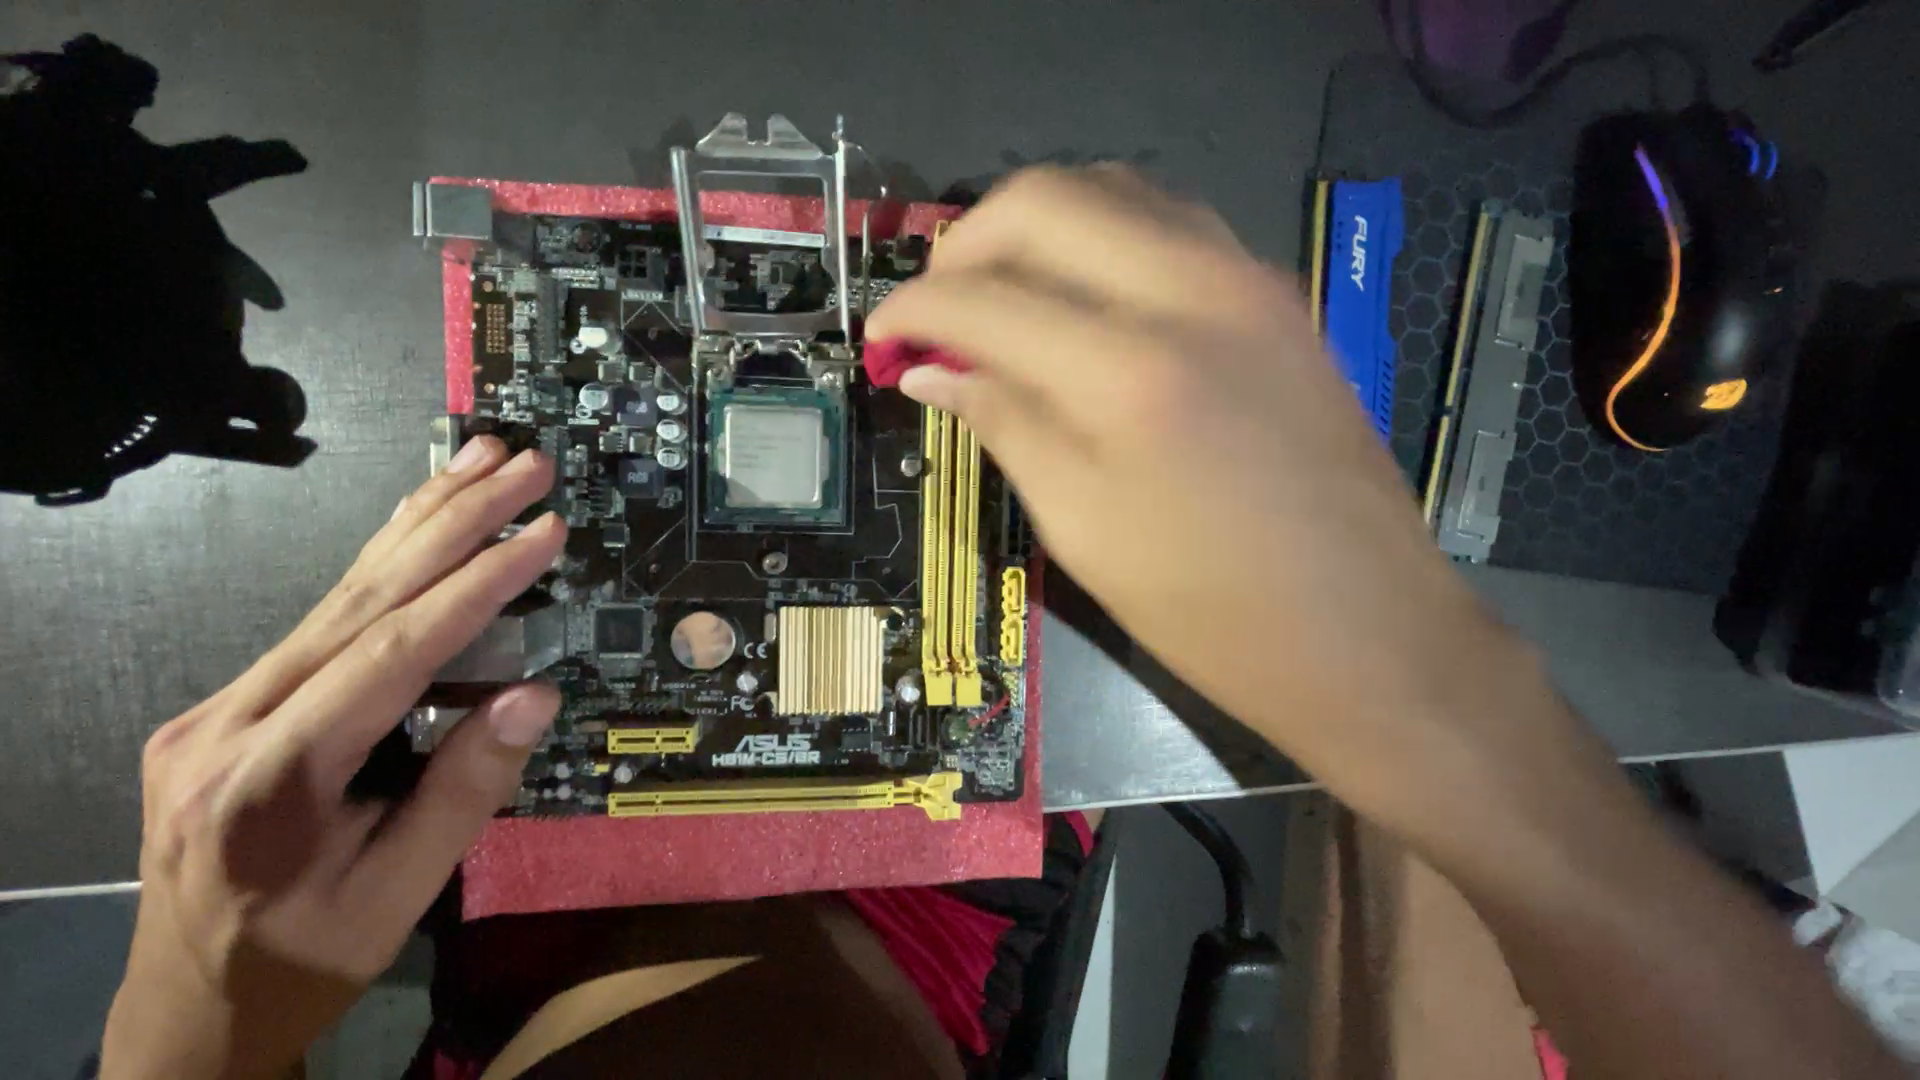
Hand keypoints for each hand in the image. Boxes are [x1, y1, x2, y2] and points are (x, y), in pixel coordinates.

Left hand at [102, 437, 564, 1079]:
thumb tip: (534, 694)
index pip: (396, 651)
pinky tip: (423, 521)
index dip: (480, 584)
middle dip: (456, 520)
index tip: (545, 530)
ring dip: (422, 520)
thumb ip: (464, 791)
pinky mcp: (233, 703)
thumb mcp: (399, 894)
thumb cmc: (306, 956)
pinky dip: (387, 560)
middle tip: (524, 464)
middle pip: (364, 596)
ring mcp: (223, 704)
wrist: (187, 1009)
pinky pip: (325, 617)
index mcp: (268, 775)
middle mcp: (231, 718)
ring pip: (340, 592)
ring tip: (483, 461)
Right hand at [869, 166, 1578, 825]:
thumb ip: (1005, 425)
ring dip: (1036, 228)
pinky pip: (1171, 222)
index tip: (881, 339)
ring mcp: (1248, 281)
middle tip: (937, 311)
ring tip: (999, 296)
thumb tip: (932, 370)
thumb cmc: (1210, 612)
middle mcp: (1192, 293)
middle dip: (968, 245)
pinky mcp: (1278, 296)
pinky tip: (1081, 296)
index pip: (984, 297)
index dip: (913, 311)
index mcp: (1128, 373)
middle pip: (1045, 200)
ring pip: (1114, 190)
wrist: (1368, 634)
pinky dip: (1104, 236)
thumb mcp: (1082, 529)